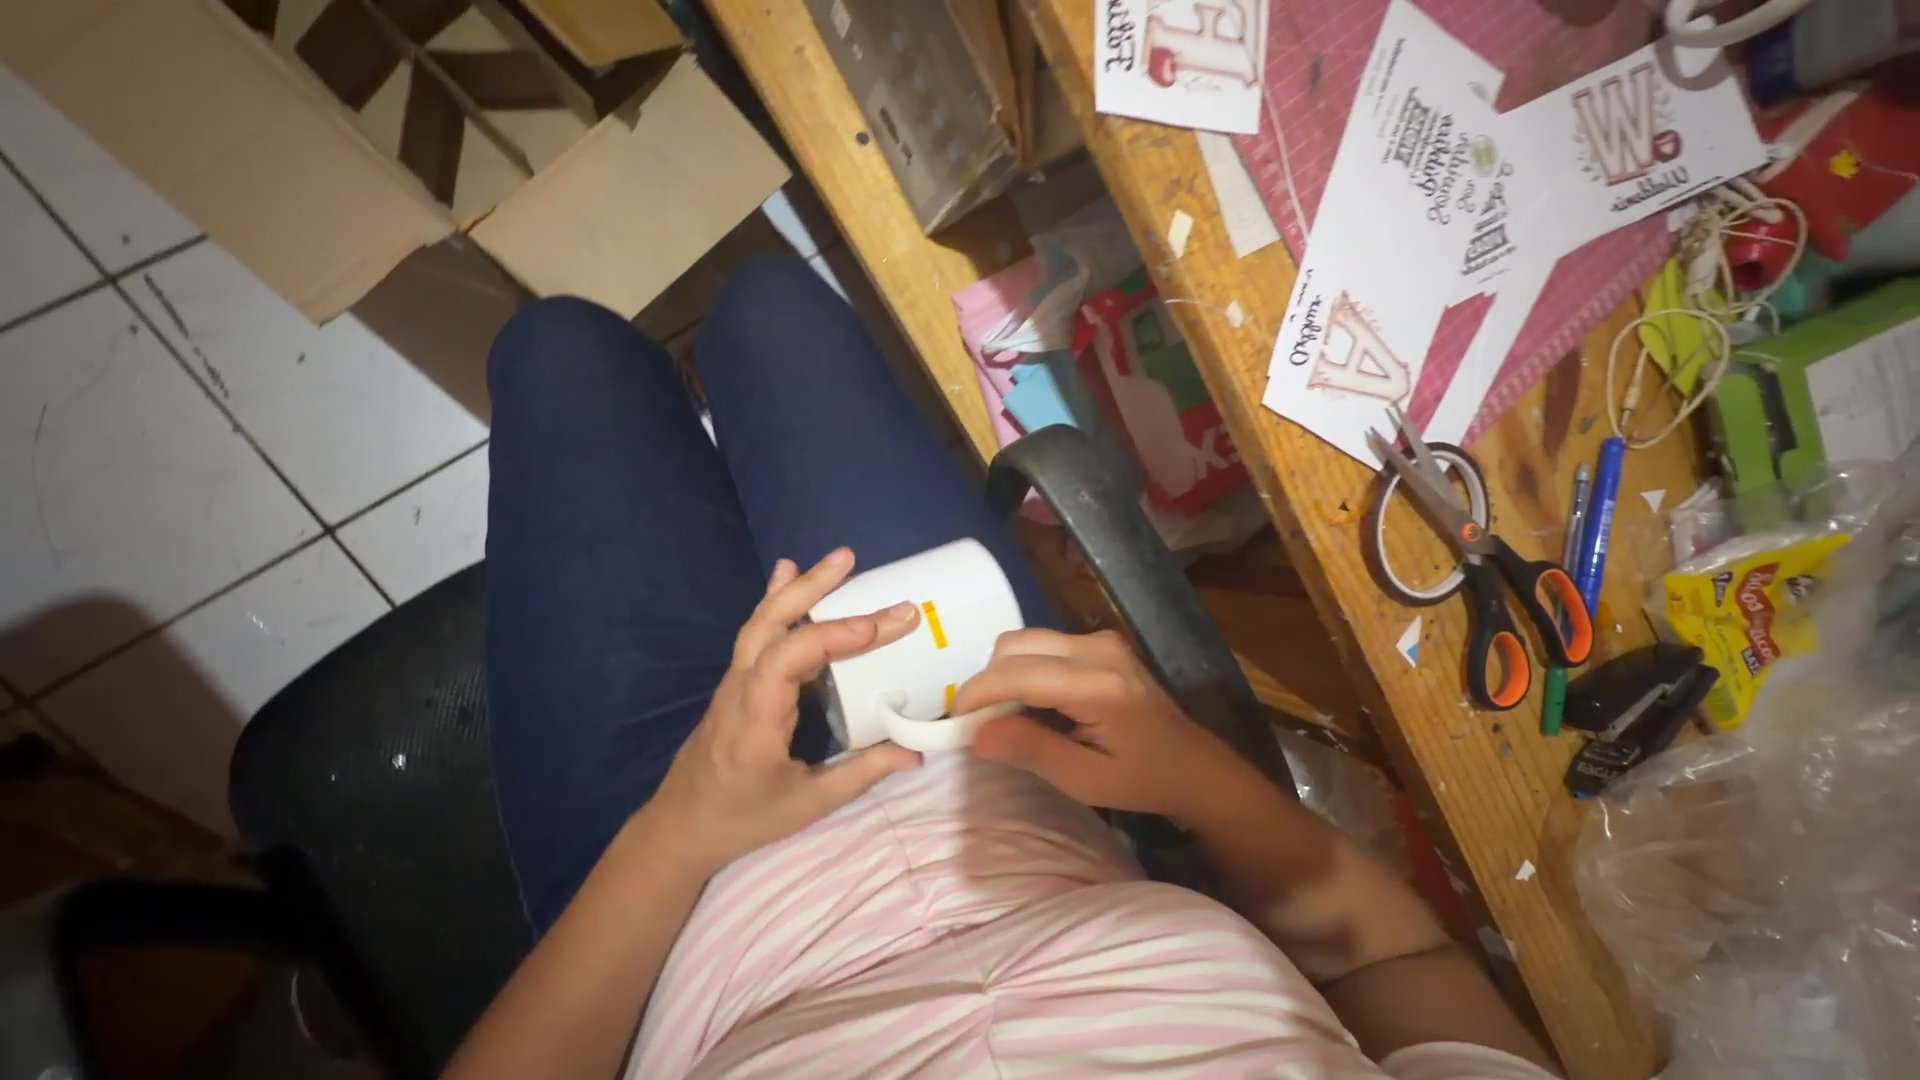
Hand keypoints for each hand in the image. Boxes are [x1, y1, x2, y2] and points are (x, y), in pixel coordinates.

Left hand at [644, 549, 922, 874]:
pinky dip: (777, 601)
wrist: (681, 826)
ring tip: (837, 560)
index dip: (835, 634)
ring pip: (762, 621)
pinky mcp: (738, 682)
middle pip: (770, 624)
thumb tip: (916, 753)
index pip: (791, 658)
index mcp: (756, 718)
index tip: (883, 623)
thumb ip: (861, 774)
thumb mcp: (807, 804)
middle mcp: (741, 688)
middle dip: (812, 588)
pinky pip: (757, 633)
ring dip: (798, 587)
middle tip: (851, 559)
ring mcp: (735, 681)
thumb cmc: (743, 818)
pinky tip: (787, 575)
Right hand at [952, 628, 1251, 818]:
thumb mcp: (1086, 780)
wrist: (1195, 765)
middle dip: (987, 682)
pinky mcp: (1099, 642)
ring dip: (1003, 675)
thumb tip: (975, 736)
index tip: (952, 722)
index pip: (1019, 673)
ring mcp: (1101, 640)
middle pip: (1015, 646)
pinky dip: (1022, 671)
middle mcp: (1098, 648)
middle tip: (979, 725)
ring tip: (1004, 717)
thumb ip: (1032, 751)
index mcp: (1099, 684)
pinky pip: (1042, 646)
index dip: (977, 693)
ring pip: (1024, 641)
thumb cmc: (1143, 780)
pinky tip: (1030, 705)